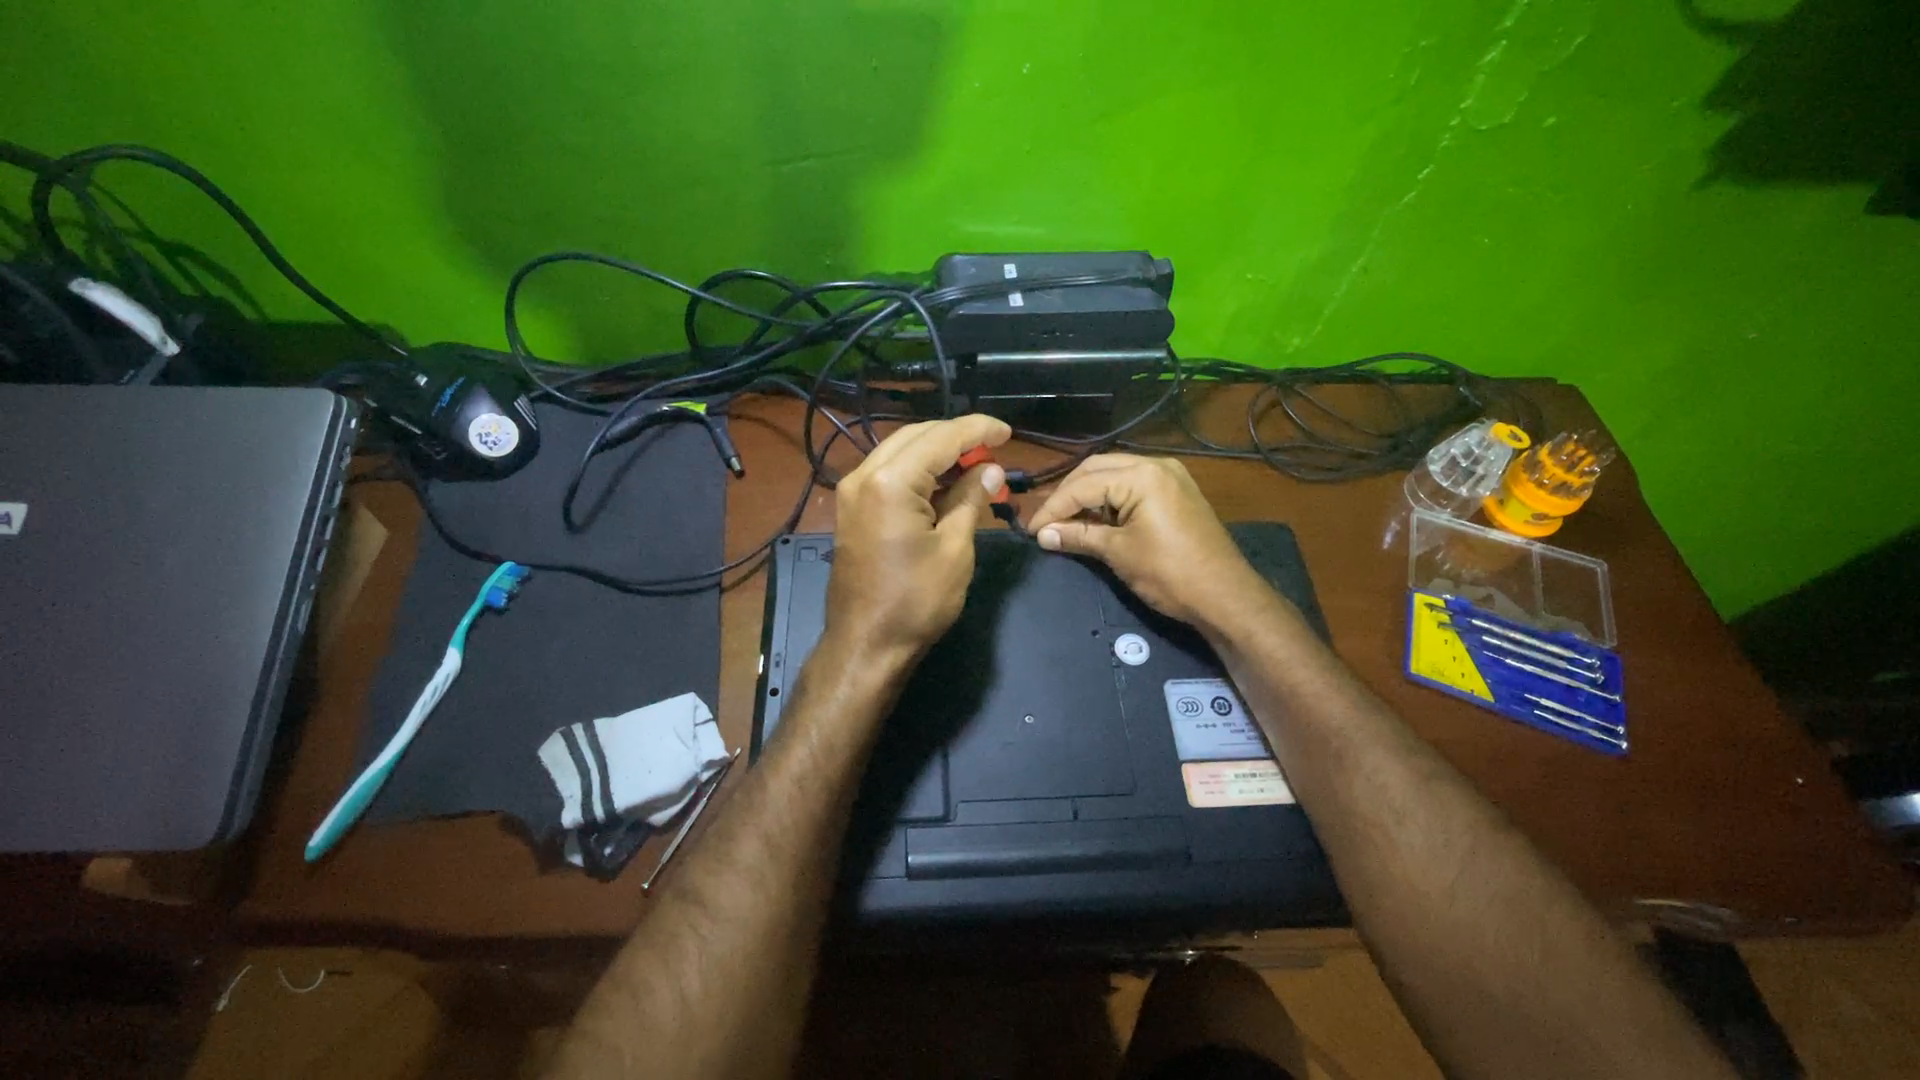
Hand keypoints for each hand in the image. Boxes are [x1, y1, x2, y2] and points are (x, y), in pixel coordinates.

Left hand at [826, 415, 1012, 663]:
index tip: (1008, 433)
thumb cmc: (915, 601)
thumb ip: (971, 499)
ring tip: (975, 464)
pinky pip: (888, 474)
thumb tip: (989, 469)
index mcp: (890, 482)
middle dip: (956, 438)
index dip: (977, 431)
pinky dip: (918, 471)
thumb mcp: (955, 548)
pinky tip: (945, 483)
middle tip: (993, 449)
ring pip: (899, 452)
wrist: (866, 645)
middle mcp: (863, 476)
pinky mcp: (852, 510)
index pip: (940, 439)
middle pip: (916, 437)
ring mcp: (852, 493)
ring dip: (936, 453)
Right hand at [1025, 454, 1268, 633]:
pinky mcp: (1177, 492)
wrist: (1225, 596)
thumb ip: (1079, 536)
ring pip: (1115, 475)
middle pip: (1097, 469)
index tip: (1031, 530)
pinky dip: (1111, 499)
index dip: (1053, 507)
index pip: (1083, 484)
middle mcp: (1157, 465)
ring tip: (1066, 522)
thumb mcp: (1118, 553)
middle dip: (1068, 495)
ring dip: (1088, 495)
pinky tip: (1096, 519)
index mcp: (1142, 475)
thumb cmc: (1169, 573)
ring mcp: (1170, 477)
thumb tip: (1043, 535)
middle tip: (1046, 523)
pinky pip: (1134, 486)